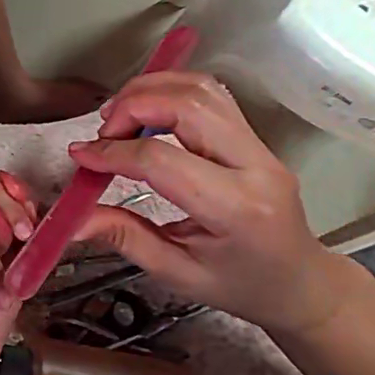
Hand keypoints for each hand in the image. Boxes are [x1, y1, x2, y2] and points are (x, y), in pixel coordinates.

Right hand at [68, 72, 360, 334]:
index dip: (113, 152)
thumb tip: (74, 221)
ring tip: (119, 115)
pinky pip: (211, 95)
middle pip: (188, 106)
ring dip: (151, 90)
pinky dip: (171, 91)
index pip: (163, 160)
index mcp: (236, 210)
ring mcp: (260, 146)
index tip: (81, 156)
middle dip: (133, 106)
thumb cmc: (240, 285)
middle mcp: (255, 167)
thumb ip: (126, 238)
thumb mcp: (177, 274)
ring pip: (202, 89)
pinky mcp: (255, 137)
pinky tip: (146, 110)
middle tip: (102, 131)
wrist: (300, 282)